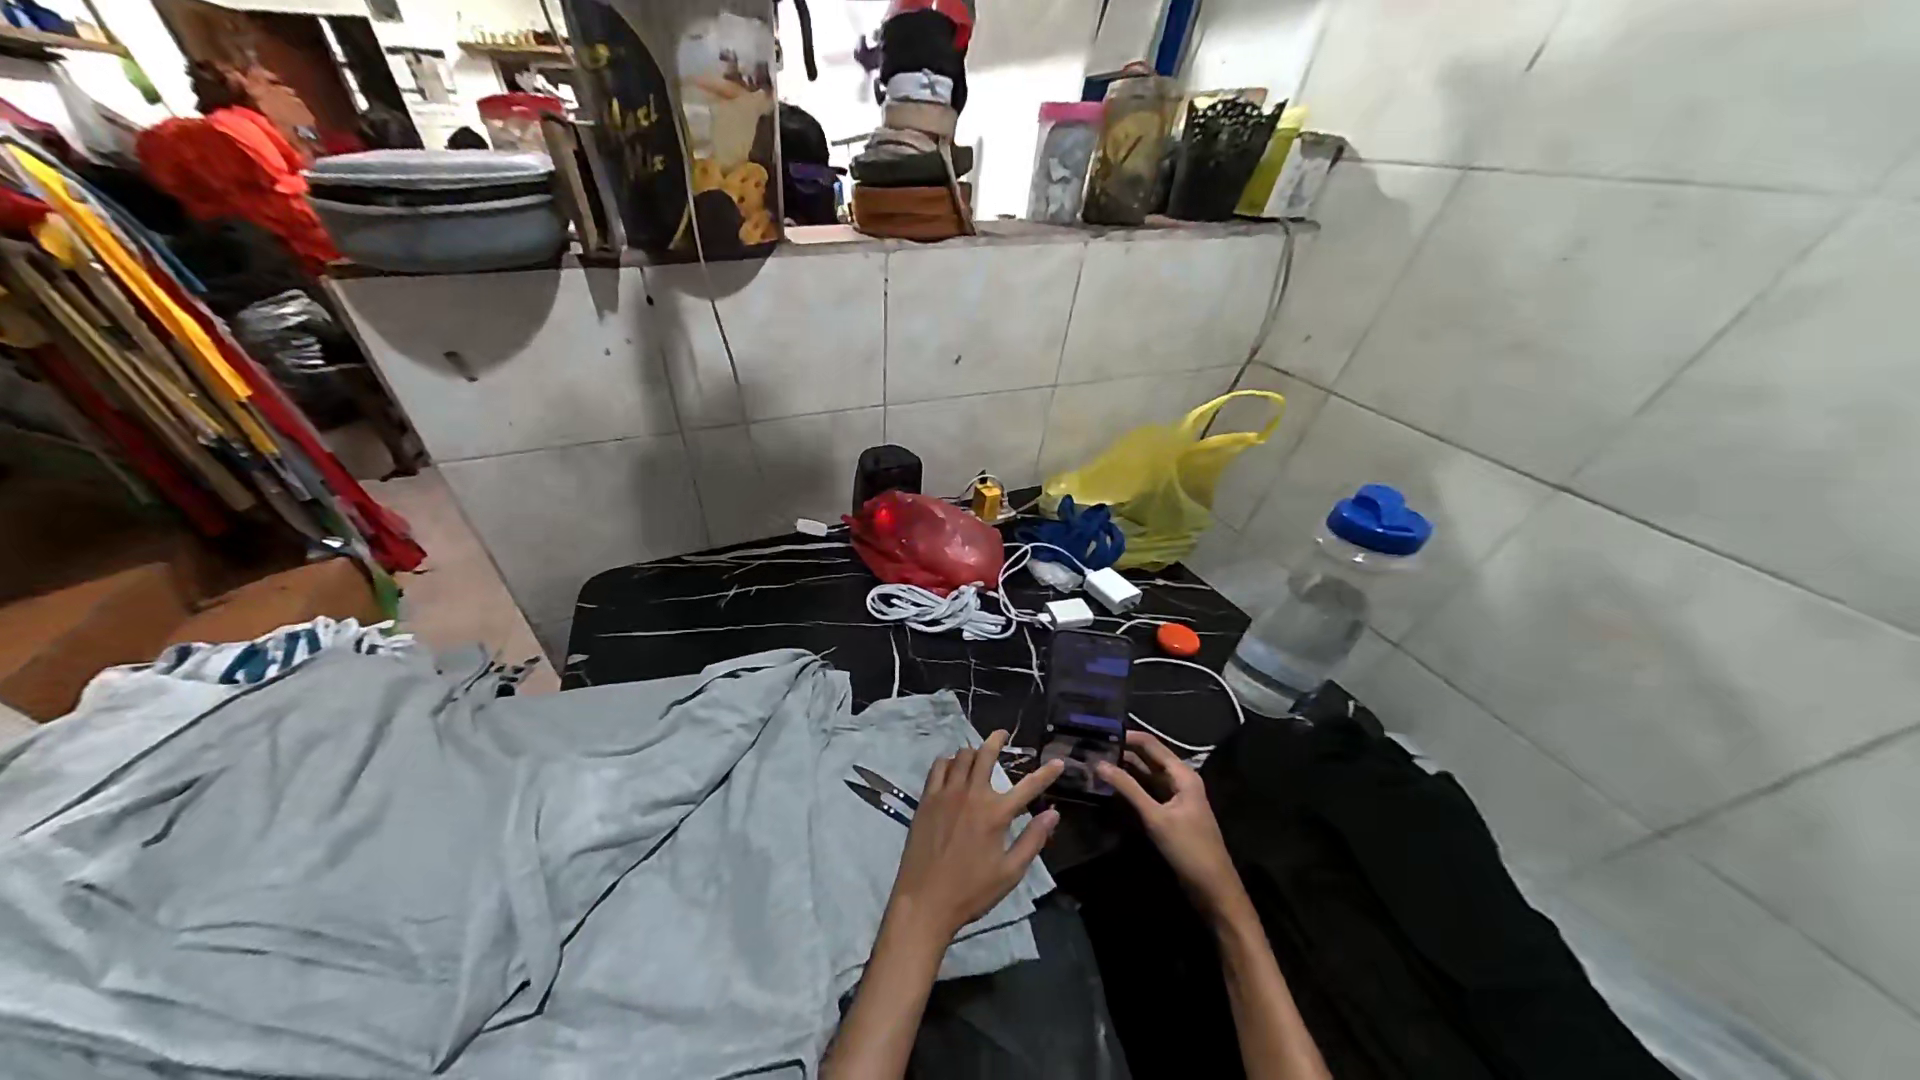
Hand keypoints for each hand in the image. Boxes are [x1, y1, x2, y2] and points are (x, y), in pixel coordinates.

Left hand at [885, 730, 1063, 941]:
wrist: (924, 901)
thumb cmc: (971, 891)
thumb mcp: (1010, 872)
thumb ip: (1033, 840)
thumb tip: (1053, 815)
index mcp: (996, 814)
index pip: (1029, 786)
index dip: (1046, 773)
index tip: (1058, 761)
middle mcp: (972, 795)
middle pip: (986, 754)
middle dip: (997, 739)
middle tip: (1002, 734)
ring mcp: (946, 794)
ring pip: (961, 756)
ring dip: (973, 751)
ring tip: (978, 754)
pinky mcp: (927, 799)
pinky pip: (938, 767)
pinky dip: (948, 761)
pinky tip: (952, 768)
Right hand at [1097, 730, 1247, 918]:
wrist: (1213, 887)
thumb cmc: (1188, 848)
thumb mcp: (1155, 817)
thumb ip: (1128, 788)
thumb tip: (1099, 763)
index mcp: (1183, 774)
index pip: (1151, 744)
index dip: (1127, 736)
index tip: (1100, 733)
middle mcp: (1180, 779)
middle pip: (1148, 757)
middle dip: (1123, 751)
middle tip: (1093, 747)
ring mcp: (1175, 796)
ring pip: (1147, 774)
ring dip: (1125, 768)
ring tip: (1096, 761)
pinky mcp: (1170, 812)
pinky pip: (1148, 790)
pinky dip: (1131, 786)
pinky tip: (1112, 785)